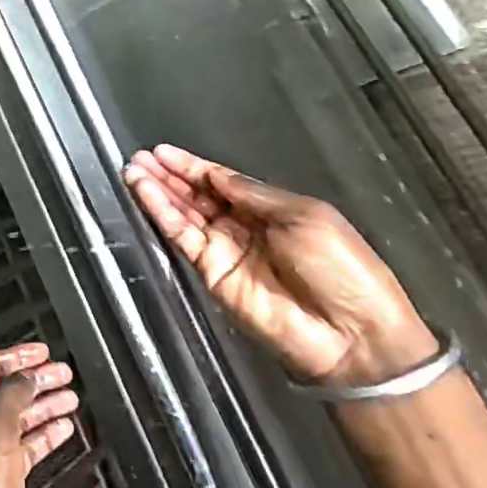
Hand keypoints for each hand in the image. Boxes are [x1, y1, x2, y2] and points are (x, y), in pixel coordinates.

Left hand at [0, 343, 78, 487]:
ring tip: (71, 395)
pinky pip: (30, 443)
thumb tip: (27, 373)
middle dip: (37, 378)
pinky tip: (64, 428)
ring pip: (23, 416)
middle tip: (63, 371)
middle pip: (11, 390)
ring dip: (46, 403)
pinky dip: (48, 433)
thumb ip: (11, 395)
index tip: (42, 349)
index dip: (18, 355)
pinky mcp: (8, 474)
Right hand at [124, 145, 436, 384]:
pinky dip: (160, 212)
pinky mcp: (207, 269)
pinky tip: (144, 192)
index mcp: (273, 212)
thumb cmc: (343, 270)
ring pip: (182, 212)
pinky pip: (179, 235)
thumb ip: (253, 194)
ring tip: (133, 169)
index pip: (223, 182)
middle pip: (197, 195)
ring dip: (157, 190)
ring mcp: (223, 249)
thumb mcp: (306, 217)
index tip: (163, 151)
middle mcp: (243, 227)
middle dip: (169, 175)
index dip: (193, 166)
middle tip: (140, 157)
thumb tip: (215, 174)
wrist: (353, 336)